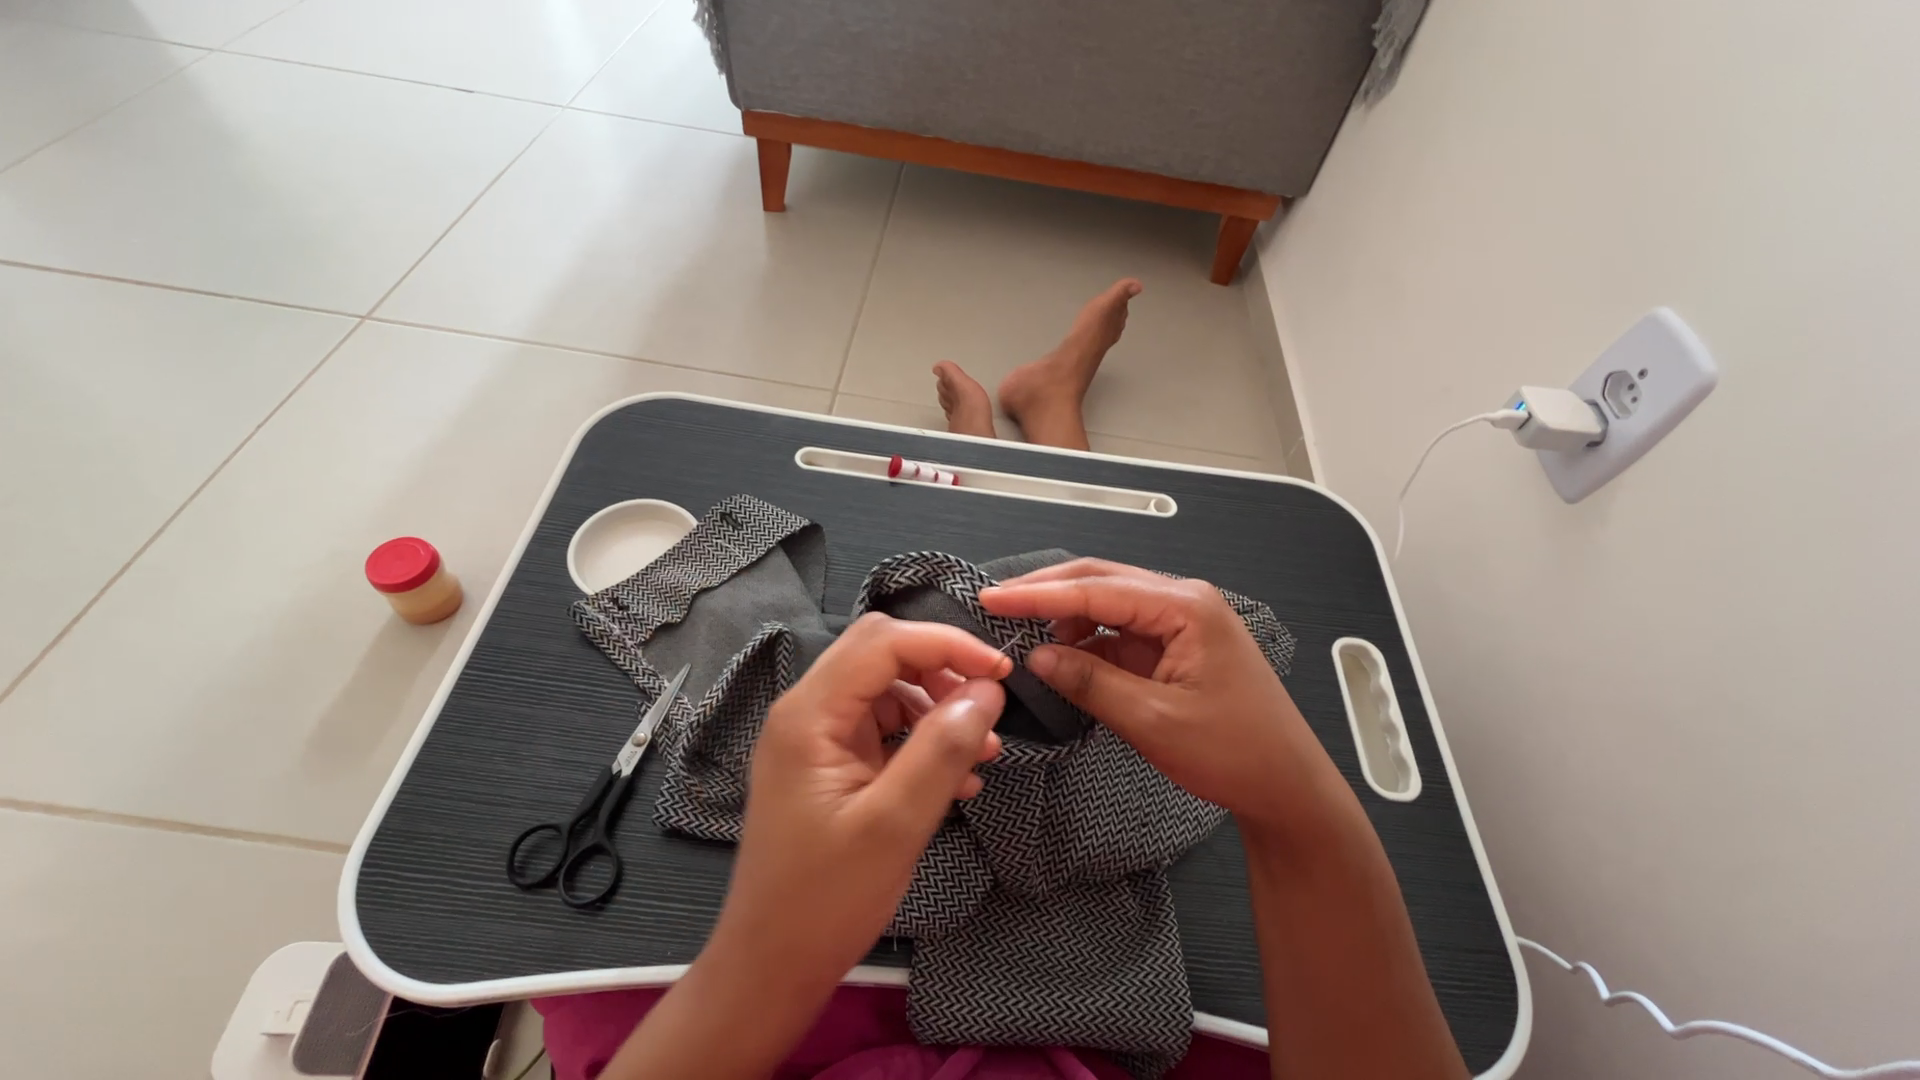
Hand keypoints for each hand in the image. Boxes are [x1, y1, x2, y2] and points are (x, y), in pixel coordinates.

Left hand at [712, 613, 1010, 990]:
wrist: (771, 967)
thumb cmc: (826, 899)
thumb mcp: (896, 824)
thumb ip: (943, 750)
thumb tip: (988, 691)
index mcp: (809, 714)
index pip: (883, 642)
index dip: (946, 644)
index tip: (1002, 672)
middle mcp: (807, 713)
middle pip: (882, 657)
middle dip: (943, 671)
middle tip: (990, 708)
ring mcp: (816, 740)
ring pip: (888, 692)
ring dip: (938, 710)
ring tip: (983, 753)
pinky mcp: (829, 767)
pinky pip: (884, 732)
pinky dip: (923, 742)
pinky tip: (959, 779)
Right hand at [980, 559, 1347, 834]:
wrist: (1287, 786)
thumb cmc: (1236, 753)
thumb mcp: (1152, 720)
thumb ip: (1090, 682)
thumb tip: (1037, 657)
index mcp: (1186, 608)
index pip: (1096, 590)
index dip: (1038, 594)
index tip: (993, 599)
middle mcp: (1184, 602)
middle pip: (1101, 582)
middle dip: (1047, 593)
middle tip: (997, 604)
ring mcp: (1181, 623)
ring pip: (1108, 605)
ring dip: (1065, 617)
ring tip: (1023, 635)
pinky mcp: (1175, 646)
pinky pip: (1120, 632)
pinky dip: (1087, 641)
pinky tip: (1061, 655)